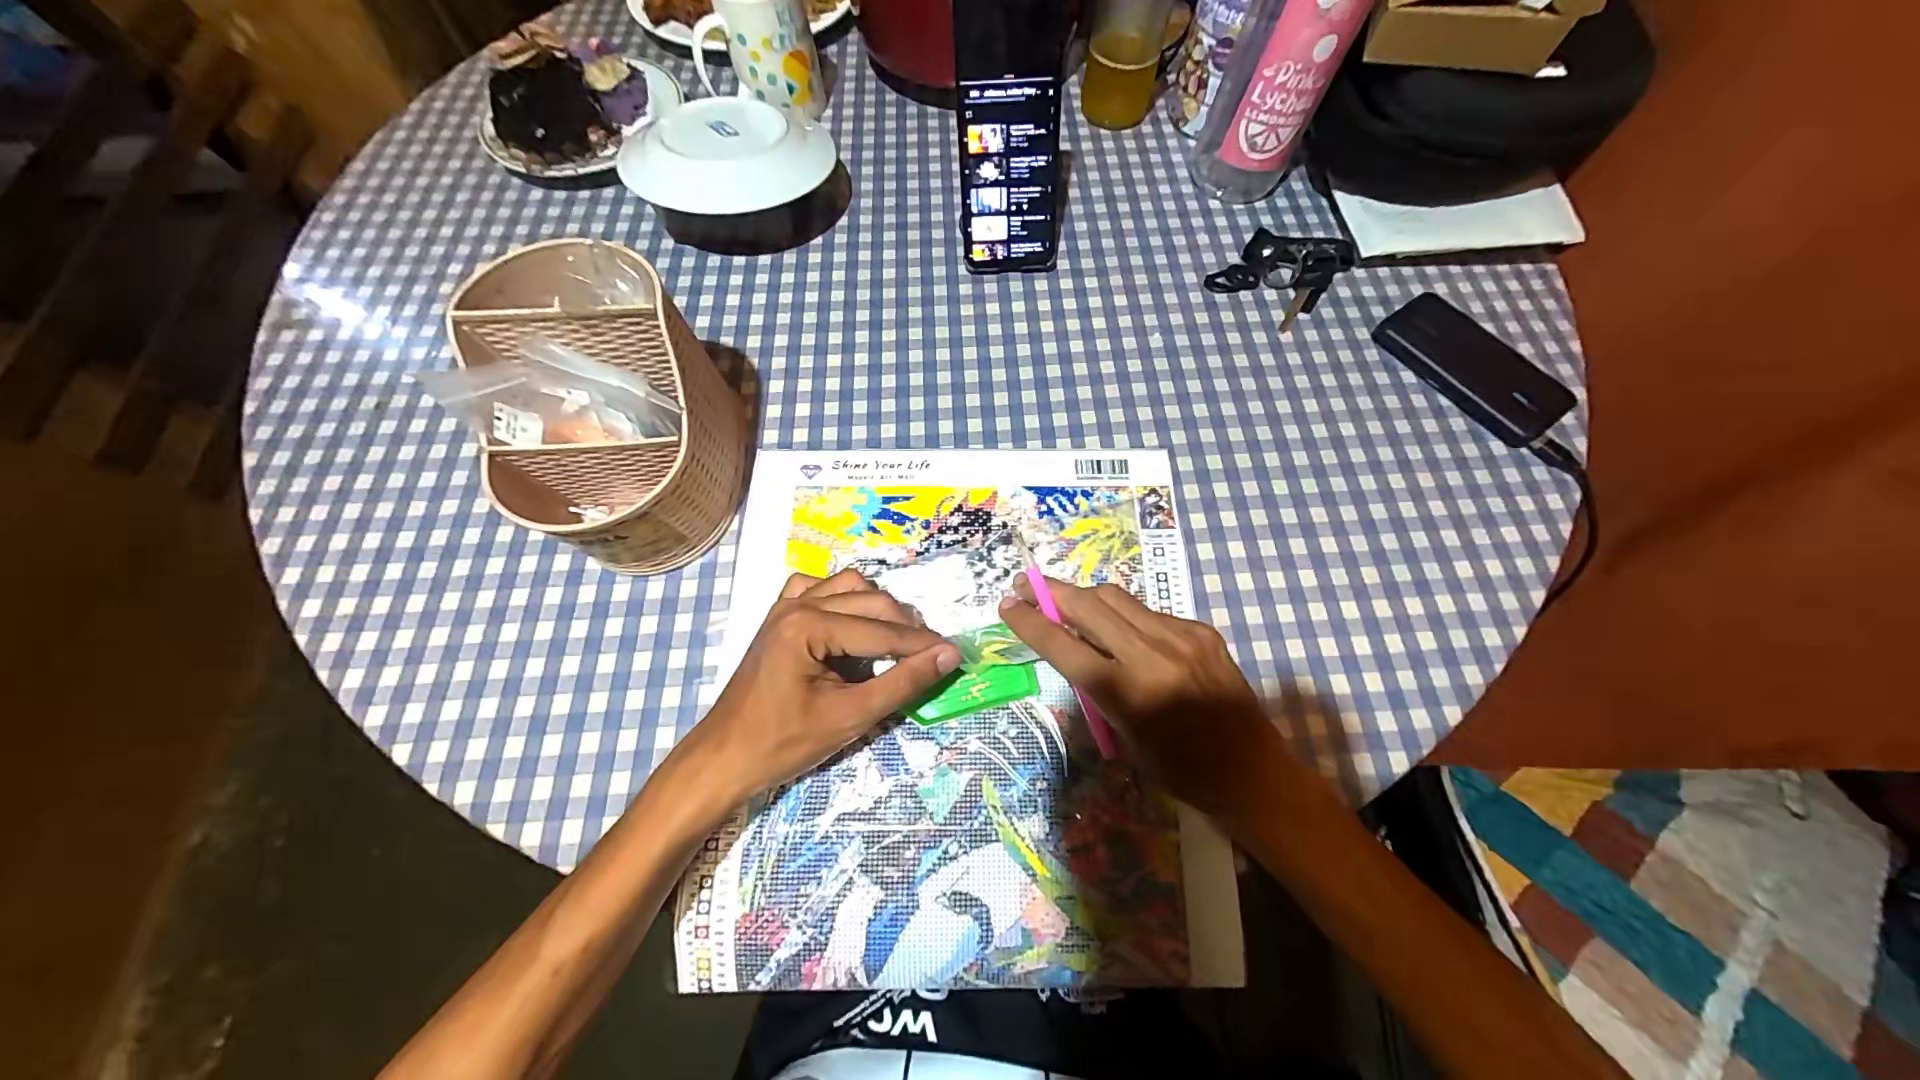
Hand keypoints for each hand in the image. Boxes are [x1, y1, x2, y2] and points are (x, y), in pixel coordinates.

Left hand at [669, 569, 960, 815]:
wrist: (725, 758)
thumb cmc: (783, 743)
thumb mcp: (850, 717)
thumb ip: (902, 683)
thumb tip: (947, 656)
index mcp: (808, 625)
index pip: (881, 630)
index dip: (922, 645)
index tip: (956, 655)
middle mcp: (797, 604)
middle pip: (870, 600)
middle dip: (905, 627)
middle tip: (930, 656)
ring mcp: (785, 606)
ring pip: (849, 586)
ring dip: (878, 609)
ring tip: (897, 643)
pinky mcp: (780, 616)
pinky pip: (820, 590)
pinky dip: (845, 600)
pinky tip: (852, 624)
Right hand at [999, 577, 1280, 820]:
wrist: (1252, 773)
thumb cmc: (1180, 771)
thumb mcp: (1124, 736)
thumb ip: (1098, 688)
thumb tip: (1075, 648)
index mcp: (1129, 693)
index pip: (1064, 646)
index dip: (1029, 621)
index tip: (1006, 604)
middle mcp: (1154, 654)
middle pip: (1089, 605)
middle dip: (1052, 591)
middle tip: (1027, 585)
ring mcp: (1182, 636)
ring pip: (1118, 598)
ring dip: (1086, 597)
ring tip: (1069, 603)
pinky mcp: (1202, 631)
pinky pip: (1150, 612)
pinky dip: (1126, 617)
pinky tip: (1125, 633)